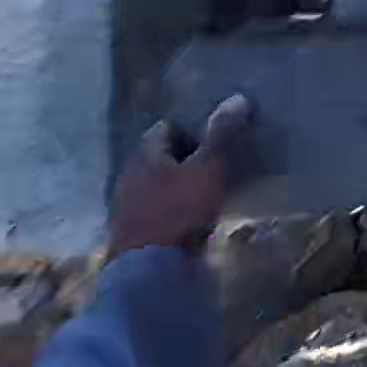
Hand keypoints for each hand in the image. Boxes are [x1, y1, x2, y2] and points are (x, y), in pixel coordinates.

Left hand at [108, 95, 251, 257]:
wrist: (151, 269)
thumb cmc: (180, 209)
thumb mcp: (210, 168)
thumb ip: (222, 135)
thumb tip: (236, 98)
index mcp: (144, 157)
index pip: (164, 129)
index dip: (192, 128)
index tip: (218, 135)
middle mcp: (129, 176)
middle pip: (160, 155)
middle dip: (187, 154)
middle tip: (220, 158)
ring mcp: (129, 206)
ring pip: (159, 182)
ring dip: (181, 180)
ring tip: (213, 184)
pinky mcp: (137, 230)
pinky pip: (160, 205)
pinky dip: (178, 203)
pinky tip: (197, 212)